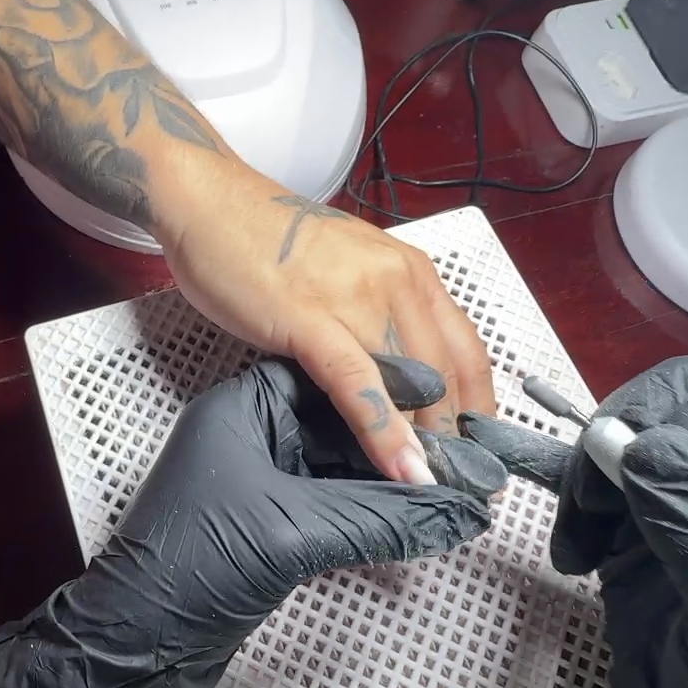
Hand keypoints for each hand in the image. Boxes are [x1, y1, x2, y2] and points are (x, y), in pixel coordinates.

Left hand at [0, 357, 511, 687]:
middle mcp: (251, 432)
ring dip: (387, 478)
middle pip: (339, 420)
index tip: (438, 396)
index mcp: (242, 408)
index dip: (383, 385)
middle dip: (394, 438)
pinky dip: (368, 507)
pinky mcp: (268, 515)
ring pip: (339, 462)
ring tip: (446, 484)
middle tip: (456, 450)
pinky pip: (330, 496)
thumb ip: (380, 517)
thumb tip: (453, 510)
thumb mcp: (293, 532)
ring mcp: (260, 475)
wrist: (142, 638)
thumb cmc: (192, 566)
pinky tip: (409, 515)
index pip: (325, 375)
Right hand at [154, 165, 496, 488]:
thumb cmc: (266, 237)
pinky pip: (358, 383)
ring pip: (413, 379)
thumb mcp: (341, 269)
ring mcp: (353, 298)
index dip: (479, 403)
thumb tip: (386, 369)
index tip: (477, 445)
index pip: (465, 345)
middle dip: (459, 432)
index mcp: (406, 268)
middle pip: (449, 369)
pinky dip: (382, 430)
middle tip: (462, 478)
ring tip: (439, 484)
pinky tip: (398, 465)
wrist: (208, 203)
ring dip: (430, 439)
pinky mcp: (308, 318)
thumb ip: (371, 312)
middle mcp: (394, 279)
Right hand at [459, 349, 687, 687]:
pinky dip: (564, 491)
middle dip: (629, 430)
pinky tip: (561, 539)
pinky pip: (593, 476)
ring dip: (587, 469)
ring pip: (630, 432)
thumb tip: (649, 445)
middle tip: (594, 495)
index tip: (648, 437)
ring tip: (579, 536)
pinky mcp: (639, 525)